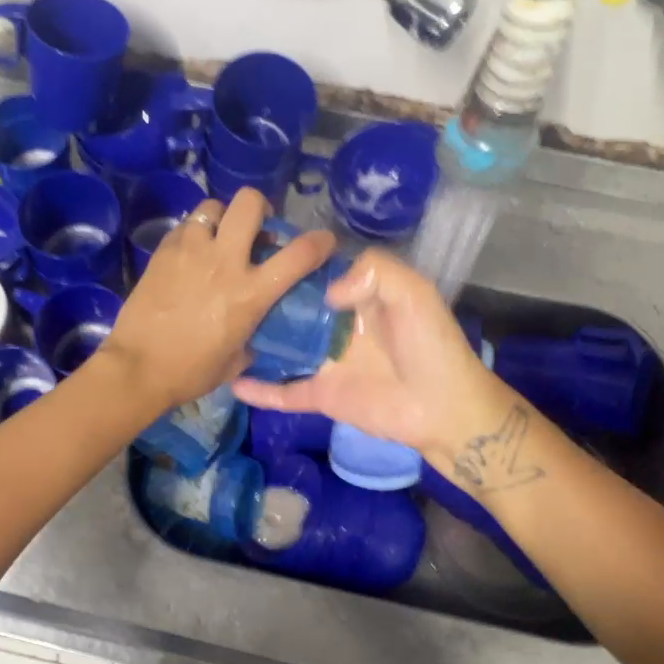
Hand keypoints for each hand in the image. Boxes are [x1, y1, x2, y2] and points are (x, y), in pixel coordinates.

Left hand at [100, 188, 336, 409]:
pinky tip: (191, 254)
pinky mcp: (163, 251)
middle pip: (250, 202)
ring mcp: (191, 251)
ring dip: (222, 218)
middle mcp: (225, 261)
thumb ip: (252, 336)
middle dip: (260, 208)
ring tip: (219, 238)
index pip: (300, 254)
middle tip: (257, 228)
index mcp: (251, 293)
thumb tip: (254, 330)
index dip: (320, 242)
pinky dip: (195, 234)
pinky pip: (186, 226)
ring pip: (213, 206)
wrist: (138, 368)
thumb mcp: (236, 360)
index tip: (323, 243)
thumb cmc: (191, 372)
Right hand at [231, 249, 515, 460]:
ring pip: (283, 350)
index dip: (293, 268)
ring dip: (256, 344)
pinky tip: (231, 382)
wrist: (443, 406)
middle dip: (265, 304)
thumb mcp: (413, 292)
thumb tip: (327, 294)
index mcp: (361, 299)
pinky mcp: (323, 395)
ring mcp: (328, 363)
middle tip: (227, 293)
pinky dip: (260, 390)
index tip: (259, 256)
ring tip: (220, 332)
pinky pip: (285, 392)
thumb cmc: (431, 345)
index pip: (319, 278)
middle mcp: (339, 328)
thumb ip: (374, 271)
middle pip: (294, 313)